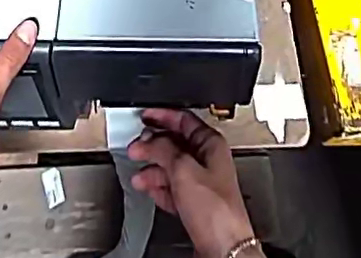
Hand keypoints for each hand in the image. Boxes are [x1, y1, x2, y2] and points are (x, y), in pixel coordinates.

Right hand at [129, 108, 255, 257]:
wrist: (224, 249)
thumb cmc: (216, 210)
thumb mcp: (184, 170)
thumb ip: (164, 150)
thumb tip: (149, 139)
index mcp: (210, 143)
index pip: (184, 119)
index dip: (163, 116)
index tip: (146, 115)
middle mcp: (208, 160)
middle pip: (175, 143)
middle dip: (153, 145)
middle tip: (136, 146)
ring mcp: (202, 183)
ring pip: (172, 167)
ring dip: (153, 168)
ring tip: (138, 172)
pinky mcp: (196, 204)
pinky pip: (173, 189)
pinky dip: (159, 187)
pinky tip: (149, 188)